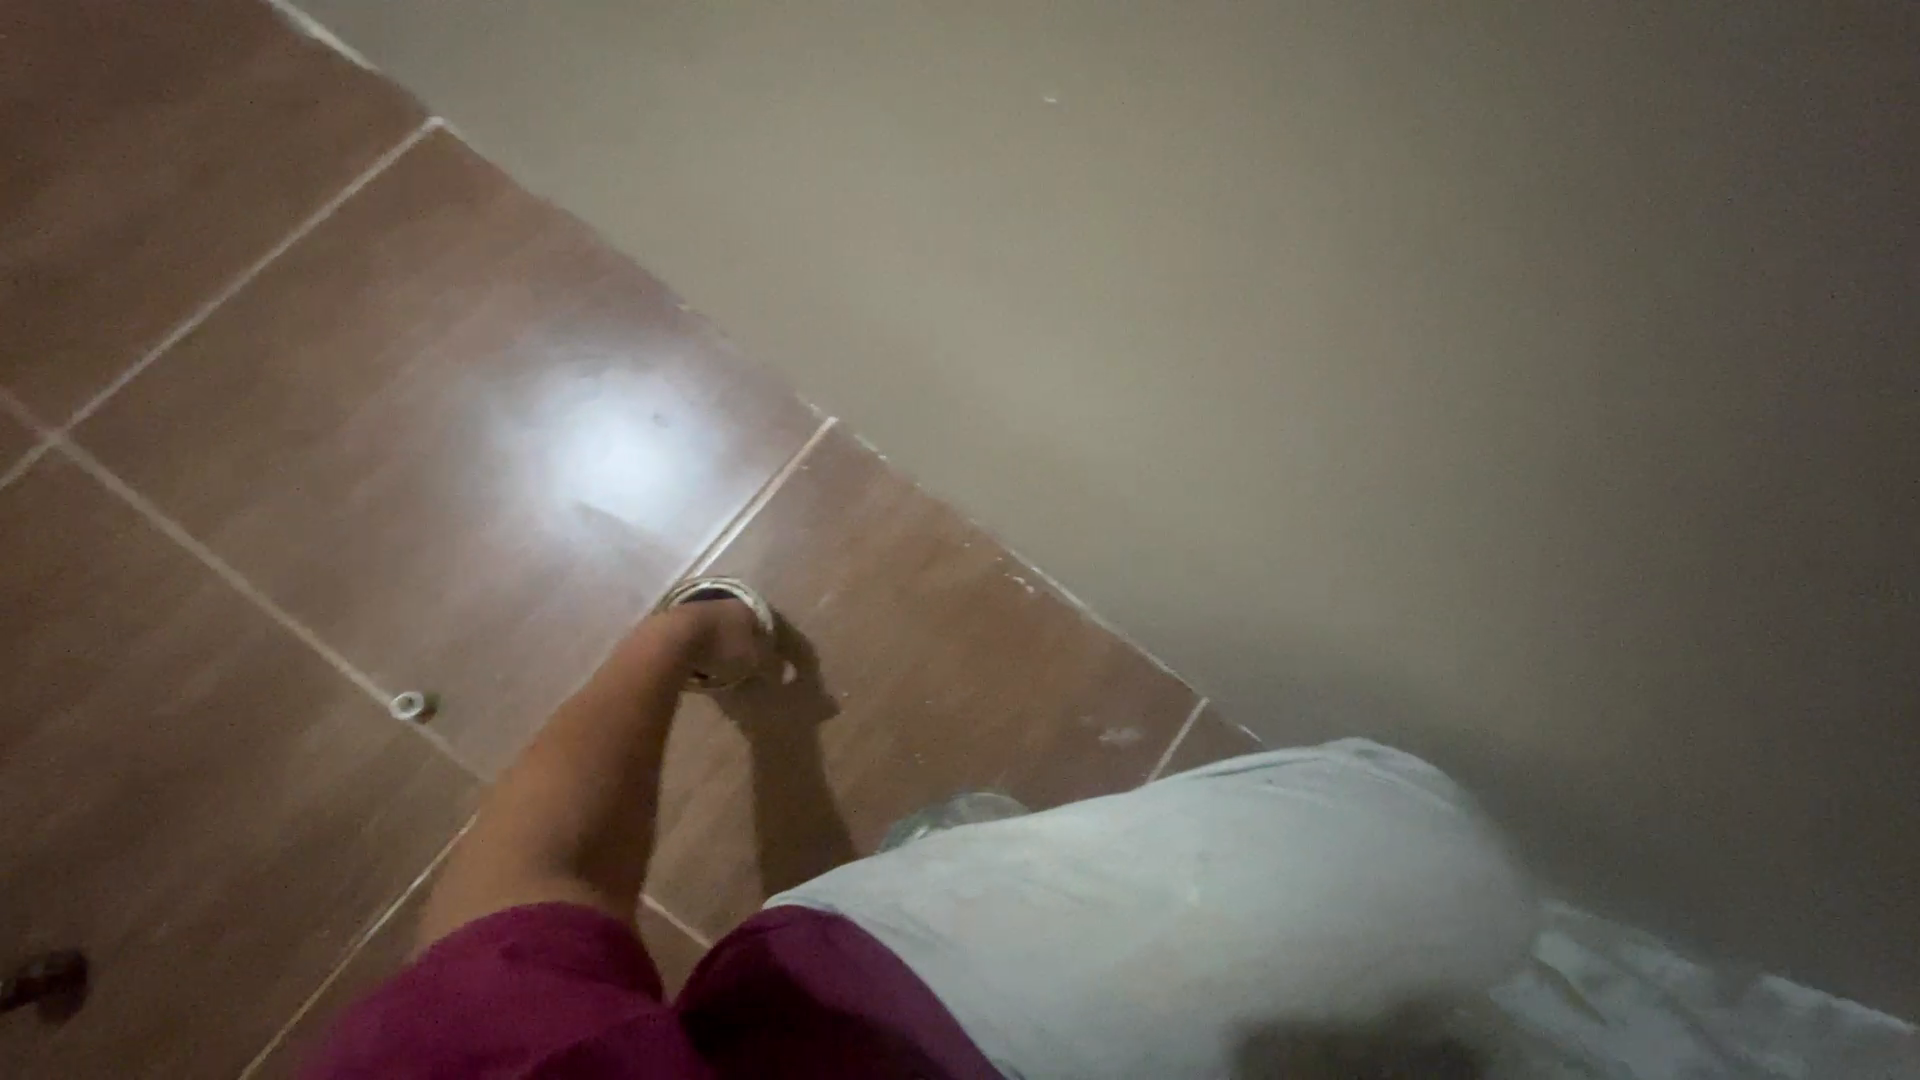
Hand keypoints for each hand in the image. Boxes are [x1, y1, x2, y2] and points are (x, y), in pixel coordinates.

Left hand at [673, 598, 772, 685]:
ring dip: (715, 641)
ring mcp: (696, 609)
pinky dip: (696, 646)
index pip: (762, 622)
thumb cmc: (723, 647)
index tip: (764, 656)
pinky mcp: (672, 621)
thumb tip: (790, 674)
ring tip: (716, 662)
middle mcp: (723, 603)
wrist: (672, 639)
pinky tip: (694, 661)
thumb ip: (772, 666)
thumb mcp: (754, 661)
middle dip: (739, 639)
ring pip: (713, 626)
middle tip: (741, 660)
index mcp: (747, 608)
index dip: (765, 639)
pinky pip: (692, 635)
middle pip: (736, 622)